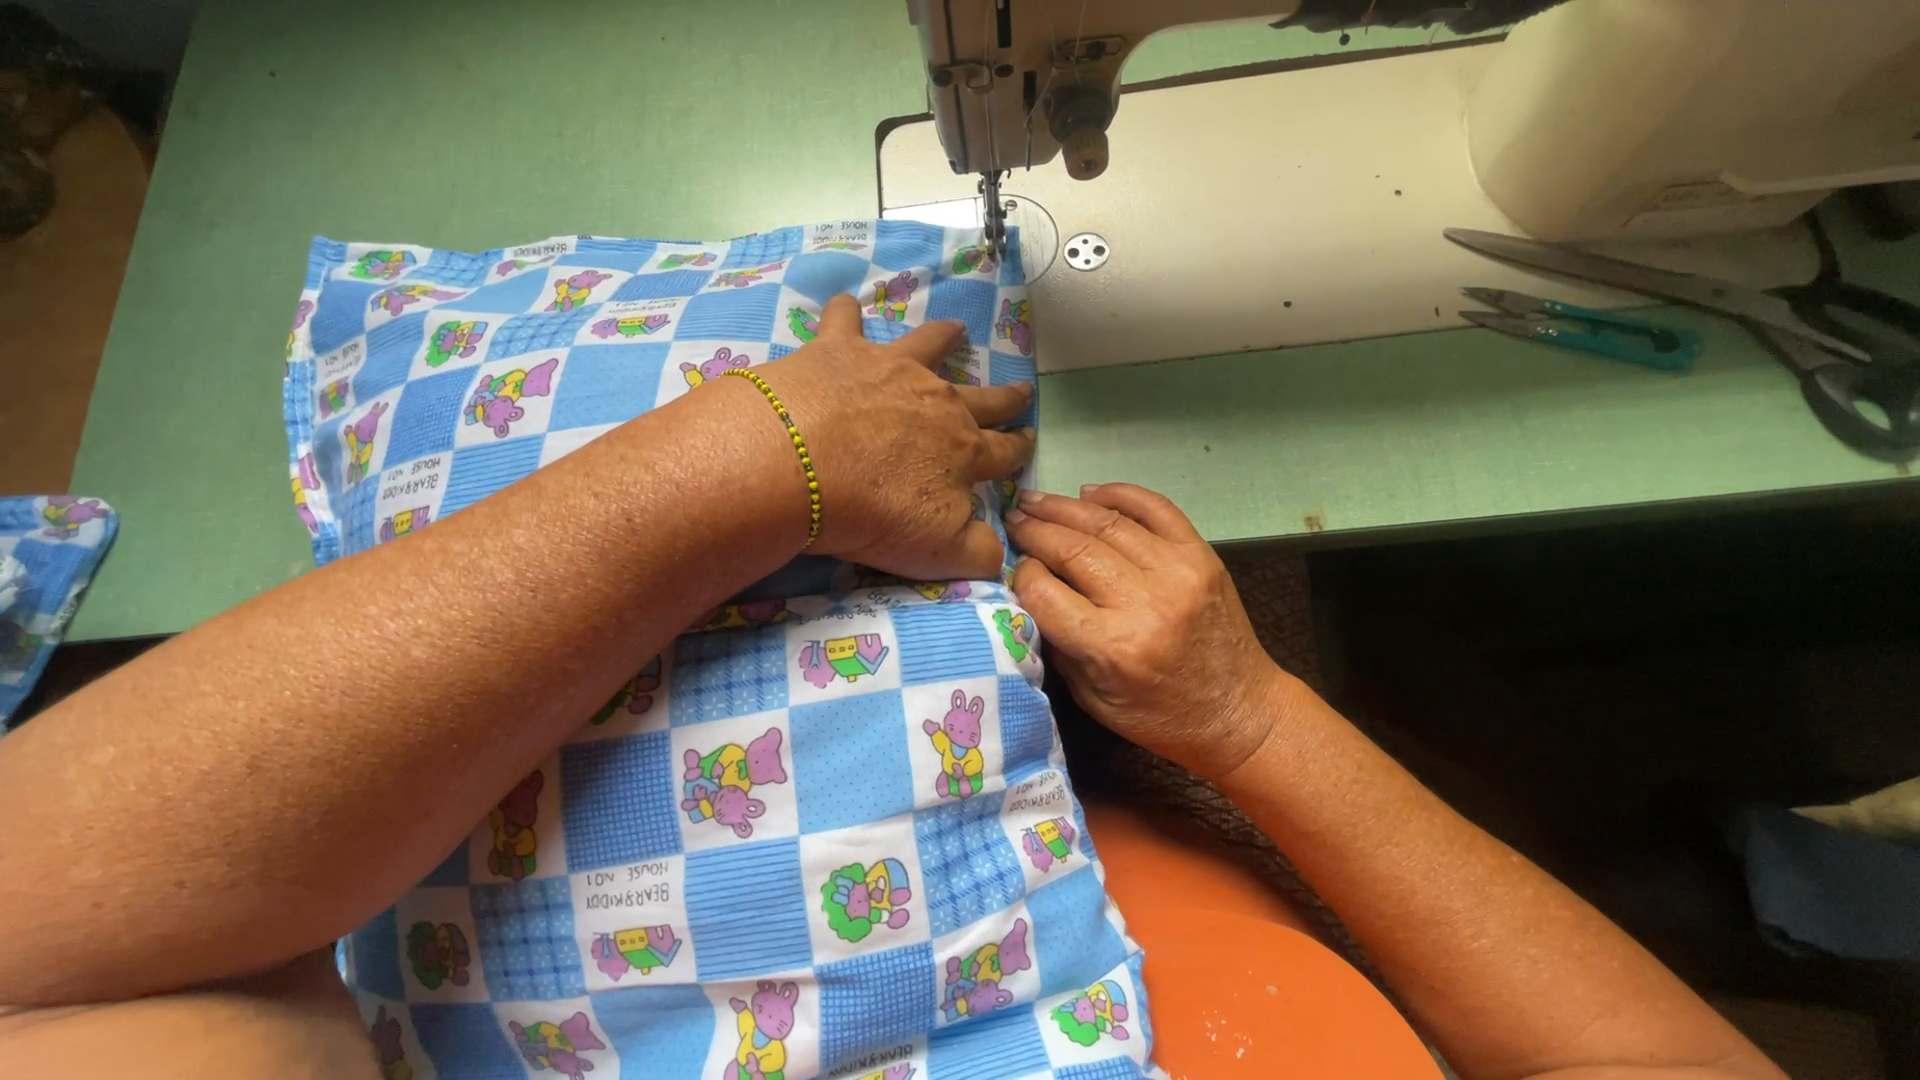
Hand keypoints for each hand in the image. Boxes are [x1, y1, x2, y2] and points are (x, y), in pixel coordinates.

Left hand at [749, 294, 1033, 579]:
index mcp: (963, 451)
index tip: (1029, 440)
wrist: (801, 465)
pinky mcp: (839, 350)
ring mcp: (889, 370)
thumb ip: (979, 552)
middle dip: (1005, 397)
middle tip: (1022, 391)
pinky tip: (845, 302)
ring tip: (956, 329)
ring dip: (944, 338)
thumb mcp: (940, 552)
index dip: (1019, 448)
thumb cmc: (874, 514)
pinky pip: (845, 321)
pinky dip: (846, 312)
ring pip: (927, 346)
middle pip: (981, 397)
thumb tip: (1003, 552)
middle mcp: (936, 402)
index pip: (1003, 451)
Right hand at [1006, 484, 1294, 780]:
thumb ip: (1057, 642)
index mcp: (1113, 646)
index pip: (1045, 591)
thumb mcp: (1091, 698)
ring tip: (1035, 499)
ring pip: (1107, 522)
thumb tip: (1028, 589)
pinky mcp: (1201, 555)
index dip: (1022, 574)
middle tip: (1010, 517)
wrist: (1238, 711)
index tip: (1014, 567)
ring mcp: (1178, 571)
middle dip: (1034, 529)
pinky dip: (1120, 494)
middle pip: (1072, 548)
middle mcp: (1145, 602)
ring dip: (1064, 506)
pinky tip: (1090, 493)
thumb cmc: (1158, 714)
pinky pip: (1156, 508)